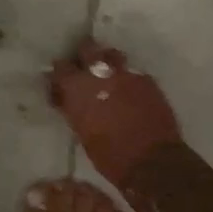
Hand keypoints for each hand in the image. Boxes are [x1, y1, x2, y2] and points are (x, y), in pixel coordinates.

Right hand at [47, 38, 182, 187]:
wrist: (153, 162)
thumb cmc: (110, 157)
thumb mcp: (82, 134)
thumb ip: (73, 109)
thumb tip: (66, 99)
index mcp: (78, 89)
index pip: (61, 68)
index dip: (59, 74)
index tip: (59, 81)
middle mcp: (101, 74)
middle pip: (87, 49)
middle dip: (83, 56)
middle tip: (83, 69)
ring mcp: (126, 73)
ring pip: (111, 55)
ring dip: (106, 61)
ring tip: (107, 74)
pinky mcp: (147, 80)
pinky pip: (132, 71)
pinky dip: (126, 78)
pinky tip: (128, 90)